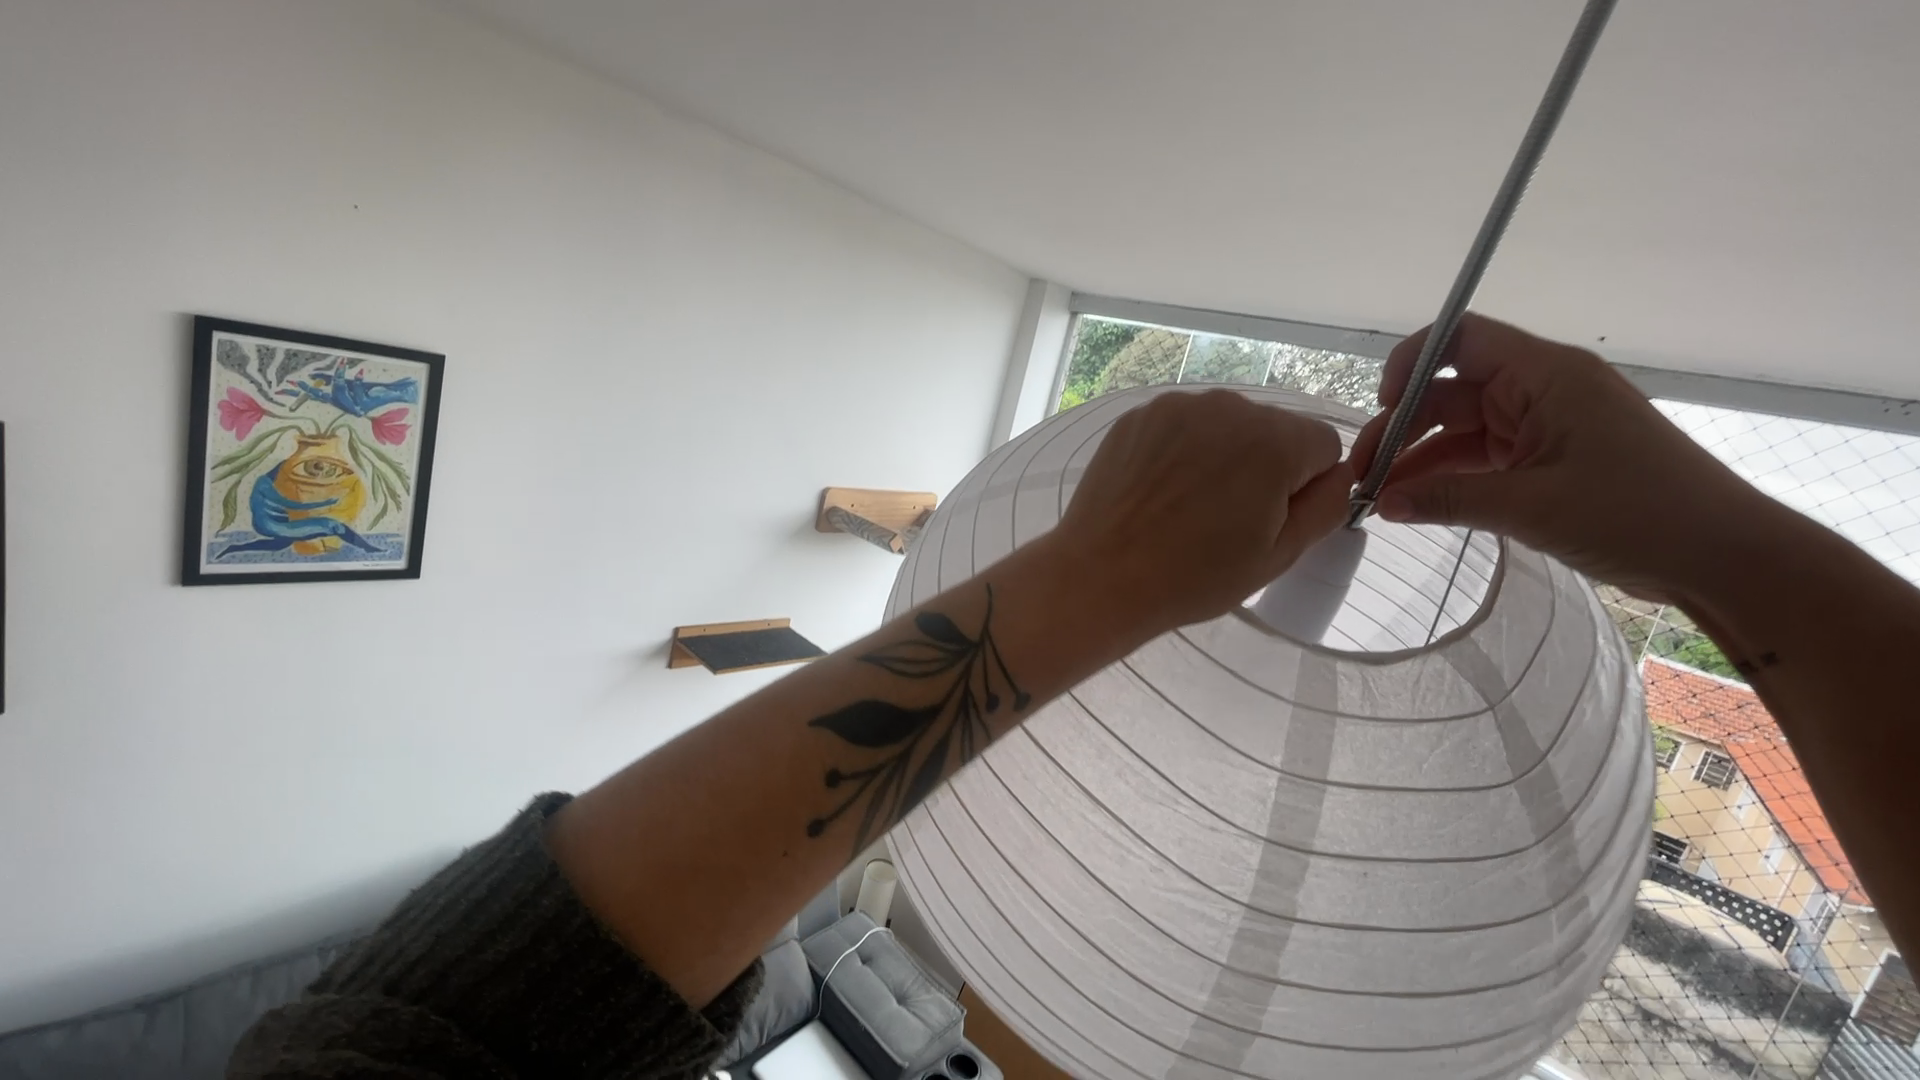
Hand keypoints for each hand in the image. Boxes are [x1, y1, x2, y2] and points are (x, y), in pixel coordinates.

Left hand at [1054, 388, 1351, 631]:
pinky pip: (1181, 426)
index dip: (1304, 488)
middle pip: (1272, 431)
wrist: (1101, 575)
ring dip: (1221, 455)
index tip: (1268, 521)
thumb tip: (1340, 475)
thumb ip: (1326, 506)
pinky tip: (1158, 490)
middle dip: (1263, 467)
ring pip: (1225, 425)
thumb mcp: (1279, 555)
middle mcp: (1228, 406)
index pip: (1323, 446)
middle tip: (1224, 519)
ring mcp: (1176, 406)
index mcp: (1274, 440)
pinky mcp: (1137, 415)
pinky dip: (1179, 451)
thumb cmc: (1194, 576)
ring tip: (1187, 506)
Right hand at [1349, 313, 1768, 599]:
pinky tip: (1411, 506)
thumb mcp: (1530, 505)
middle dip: (1399, 430)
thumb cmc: (1636, 513)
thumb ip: (1447, 499)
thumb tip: (1382, 504)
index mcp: (1546, 376)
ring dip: (1415, 462)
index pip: (1460, 339)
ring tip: (1376, 499)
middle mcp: (1539, 392)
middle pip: (1447, 393)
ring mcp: (1540, 429)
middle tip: (1360, 475)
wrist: (1721, 558)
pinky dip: (1444, 481)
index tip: (1381, 408)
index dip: (1411, 362)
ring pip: (1456, 432)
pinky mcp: (1542, 463)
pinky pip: (1477, 462)